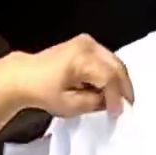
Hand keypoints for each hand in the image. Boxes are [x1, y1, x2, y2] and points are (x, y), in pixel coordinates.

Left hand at [16, 34, 134, 116]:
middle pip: (116, 65)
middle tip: (128, 105)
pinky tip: (109, 88)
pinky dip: (111, 73)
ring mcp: (88, 41)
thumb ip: (92, 103)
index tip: (118, 113)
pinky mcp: (86, 43)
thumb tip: (108, 103)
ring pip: (113, 61)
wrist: (27, 75)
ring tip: (120, 99)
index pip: (109, 77)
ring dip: (119, 80)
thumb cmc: (45, 92)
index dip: (117, 96)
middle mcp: (88, 45)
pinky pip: (105, 58)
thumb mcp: (68, 106)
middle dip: (124, 87)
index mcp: (82, 59)